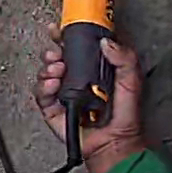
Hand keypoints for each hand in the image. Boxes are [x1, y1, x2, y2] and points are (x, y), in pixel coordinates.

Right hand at [34, 35, 146, 172]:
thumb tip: (105, 41)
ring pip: (45, 72)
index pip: (75, 49)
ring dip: (48, 67)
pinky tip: (53, 84)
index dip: (65, 38)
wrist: (114, 142)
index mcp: (92, 70)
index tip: (58, 29)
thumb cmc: (125, 116)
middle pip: (55, 58)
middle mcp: (75, 79)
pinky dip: (43, 86)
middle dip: (53, 51)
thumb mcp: (131, 81)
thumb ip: (124, 59)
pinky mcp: (51, 108)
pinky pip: (40, 93)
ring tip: (58, 69)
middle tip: (56, 52)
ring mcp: (61, 93)